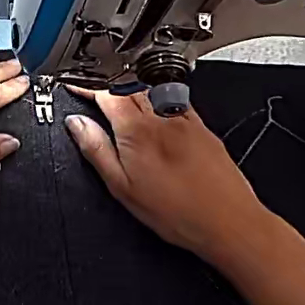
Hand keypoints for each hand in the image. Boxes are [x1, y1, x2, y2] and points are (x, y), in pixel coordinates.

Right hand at [65, 90, 274, 260]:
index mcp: (136, 130)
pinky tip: (154, 107)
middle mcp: (160, 117)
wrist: (228, 220)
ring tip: (118, 96)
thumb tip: (76, 124)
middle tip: (92, 90)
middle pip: (128, 86)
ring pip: (150, 88)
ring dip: (130, 86)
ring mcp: (183, 118)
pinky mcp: (201, 126)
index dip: (87, 85)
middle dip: (106, 84)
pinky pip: (173, 98)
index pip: (105, 93)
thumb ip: (96, 150)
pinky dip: (157, 94)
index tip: (75, 84)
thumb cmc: (179, 213)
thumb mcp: (122, 187)